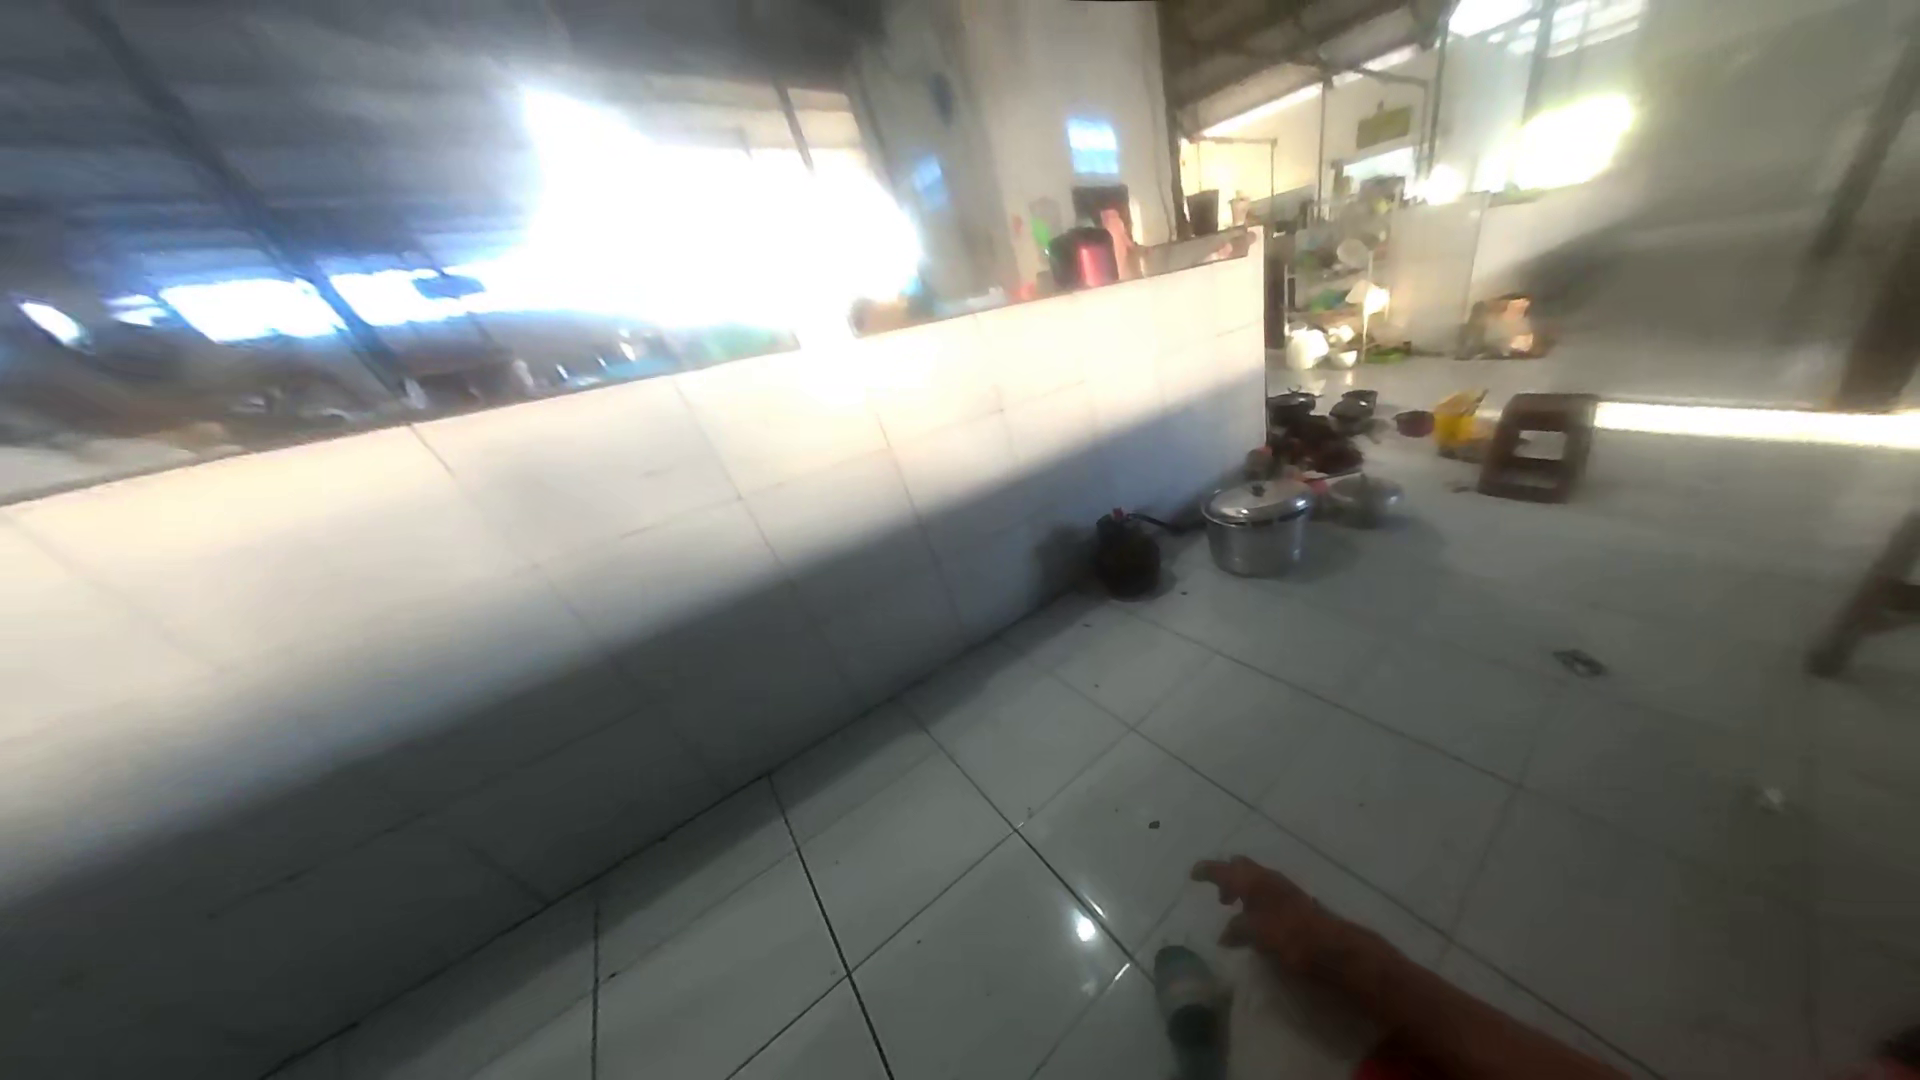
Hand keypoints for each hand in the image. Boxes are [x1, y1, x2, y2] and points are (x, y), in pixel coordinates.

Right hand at [1190, 856, 1391, 984]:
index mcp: (1250, 879)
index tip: (1193, 875)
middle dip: (1228, 877)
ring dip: (1244, 889)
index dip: (1205, 870)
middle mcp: (1265, 876)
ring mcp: (1283, 886)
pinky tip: (1261, 918)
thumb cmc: (1287, 935)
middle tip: (1221, 896)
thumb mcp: (1255, 934)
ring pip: (1256, 879)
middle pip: (1240, 867)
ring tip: (1240, 910)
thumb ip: (1236, 931)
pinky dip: (1258, 898)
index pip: (1220, 869)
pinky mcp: (1296, 899)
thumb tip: (1224, 936)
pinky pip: (1268, 890)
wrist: (1333, 946)